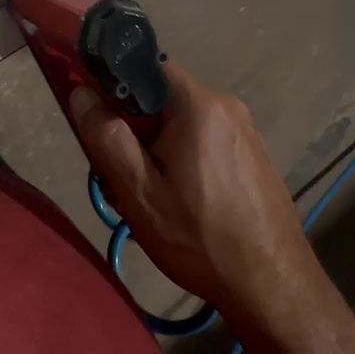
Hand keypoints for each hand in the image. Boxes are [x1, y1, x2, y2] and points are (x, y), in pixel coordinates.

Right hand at [69, 62, 354, 351]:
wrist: (274, 289)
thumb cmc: (200, 237)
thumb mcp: (140, 192)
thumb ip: (106, 137)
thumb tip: (80, 92)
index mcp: (197, 103)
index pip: (144, 65)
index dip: (114, 85)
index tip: (98, 118)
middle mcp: (225, 104)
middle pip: (161, 98)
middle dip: (135, 128)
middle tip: (122, 173)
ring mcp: (245, 130)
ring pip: (182, 122)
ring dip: (159, 148)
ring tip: (152, 196)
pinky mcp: (254, 155)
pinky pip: (206, 140)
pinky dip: (185, 160)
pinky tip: (182, 201)